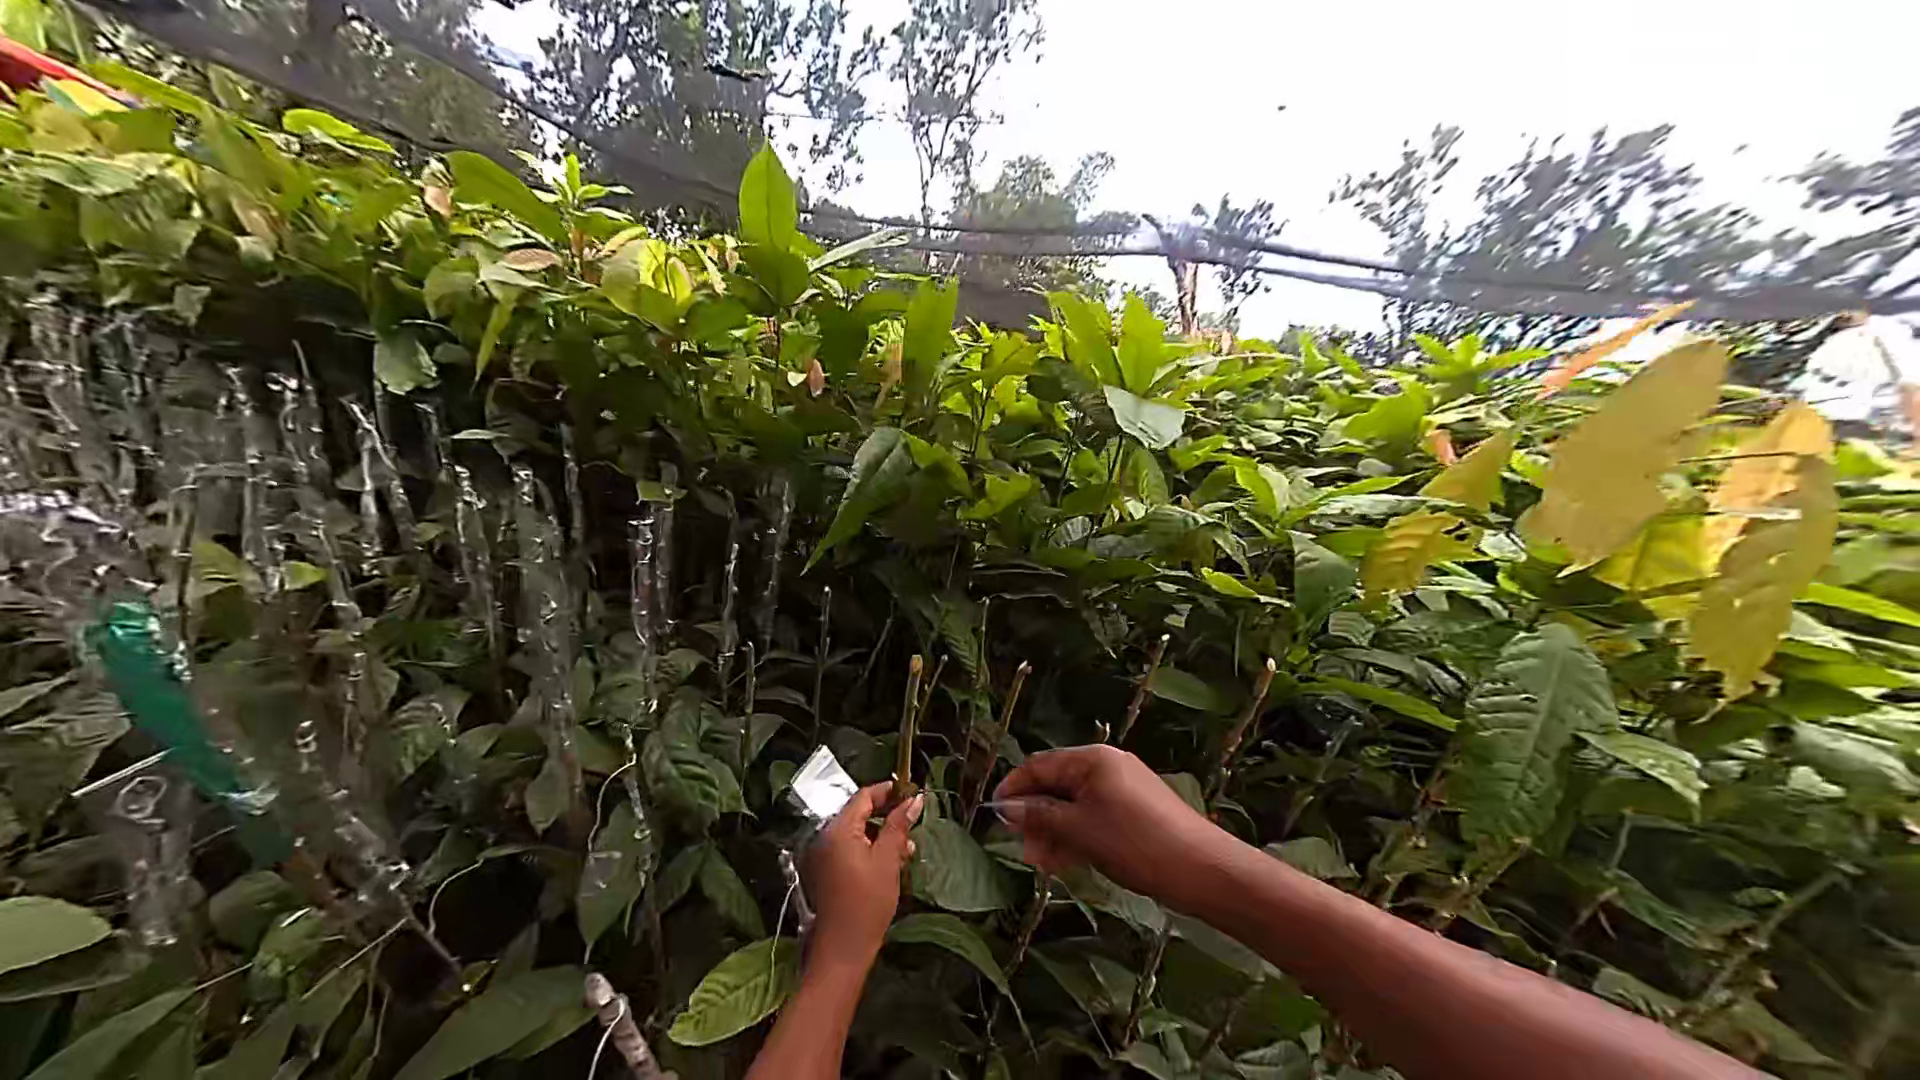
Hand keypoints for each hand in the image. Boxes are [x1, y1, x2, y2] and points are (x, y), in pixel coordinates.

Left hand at [803, 782, 923, 967]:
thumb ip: (899, 825)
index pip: (864, 796)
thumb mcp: (888, 860)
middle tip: (913, 819)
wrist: (843, 950)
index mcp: (838, 829)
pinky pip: (851, 847)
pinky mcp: (828, 870)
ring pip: (857, 831)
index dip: (889, 791)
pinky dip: (871, 847)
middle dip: (888, 813)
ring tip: (907, 845)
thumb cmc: (867, 902)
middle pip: (860, 812)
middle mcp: (827, 836)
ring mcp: (825, 854)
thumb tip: (915, 799)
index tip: (912, 791)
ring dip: (882, 832)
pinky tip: (892, 859)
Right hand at [994, 744, 1231, 911]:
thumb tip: (1005, 808)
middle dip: (1036, 816)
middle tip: (1026, 851)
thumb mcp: (1080, 830)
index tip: (993, 814)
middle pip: (1057, 785)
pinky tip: (1070, 861)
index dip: (1014, 788)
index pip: (1039, 765)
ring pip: (1074, 804)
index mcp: (1092, 759)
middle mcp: (1106, 765)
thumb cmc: (1136, 843)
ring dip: (1055, 831)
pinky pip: (1094, 816)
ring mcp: (1122, 787)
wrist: (1204, 870)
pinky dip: (1078, 835)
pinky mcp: (1135, 810)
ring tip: (1047, 864)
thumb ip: (1040, 816)